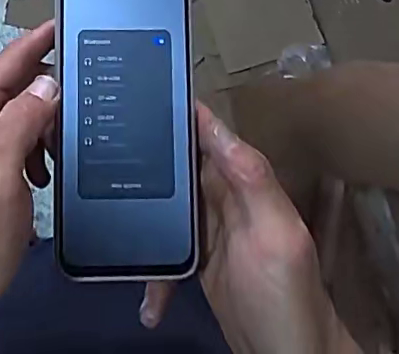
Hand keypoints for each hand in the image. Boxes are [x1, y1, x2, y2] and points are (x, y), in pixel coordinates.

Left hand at [0, 22, 59, 353]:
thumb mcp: (0, 181)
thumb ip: (22, 122)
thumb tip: (47, 81)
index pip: (13, 57)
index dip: (45, 38)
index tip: (74, 19)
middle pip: (19, 78)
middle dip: (51, 96)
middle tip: (73, 125)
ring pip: (21, 103)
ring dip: (43, 125)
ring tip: (52, 159)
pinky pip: (14, 126)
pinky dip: (33, 141)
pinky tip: (39, 170)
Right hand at [142, 104, 358, 353]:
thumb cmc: (287, 297)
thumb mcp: (276, 234)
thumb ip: (253, 178)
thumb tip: (216, 125)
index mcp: (246, 180)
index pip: (209, 132)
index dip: (180, 113)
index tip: (142, 99)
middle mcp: (226, 194)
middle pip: (180, 165)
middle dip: (148, 168)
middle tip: (111, 174)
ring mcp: (210, 227)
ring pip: (166, 204)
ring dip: (143, 223)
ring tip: (120, 244)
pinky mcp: (197, 258)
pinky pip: (166, 248)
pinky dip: (154, 272)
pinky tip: (148, 299)